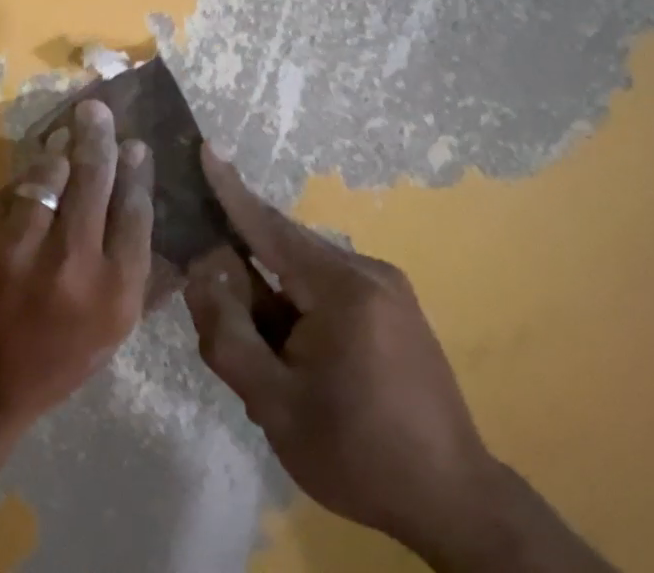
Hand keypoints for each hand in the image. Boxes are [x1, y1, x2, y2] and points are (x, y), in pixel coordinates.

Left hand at [0, 99, 154, 430]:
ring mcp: (24, 247)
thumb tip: (153, 225)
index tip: (137, 145)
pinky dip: (24, 176)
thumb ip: (137, 279)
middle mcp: (75, 262)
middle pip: (93, 181)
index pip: (134, 213)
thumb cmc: (55, 362)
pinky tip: (32, 165)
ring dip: (58, 149)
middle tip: (98, 109)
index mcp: (116, 290)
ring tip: (66, 130)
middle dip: (98, 139)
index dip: (136, 173)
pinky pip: (11, 192)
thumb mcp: (111, 332)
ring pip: (48, 177)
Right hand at [184, 146, 498, 552]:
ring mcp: (388, 293)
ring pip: (301, 278)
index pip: (269, 227)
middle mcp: (369, 274)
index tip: (203, 148)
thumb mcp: (273, 399)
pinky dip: (294, 315)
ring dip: (269, 307)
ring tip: (260, 365)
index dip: (229, 191)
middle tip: (215, 323)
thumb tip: (200, 273)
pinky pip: (325, 294)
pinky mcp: (396, 313)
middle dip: (241, 279)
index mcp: (343, 288)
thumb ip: (227, 331)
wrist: (453, 504)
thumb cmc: (357, 452)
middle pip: (282, 253)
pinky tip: (290, 362)